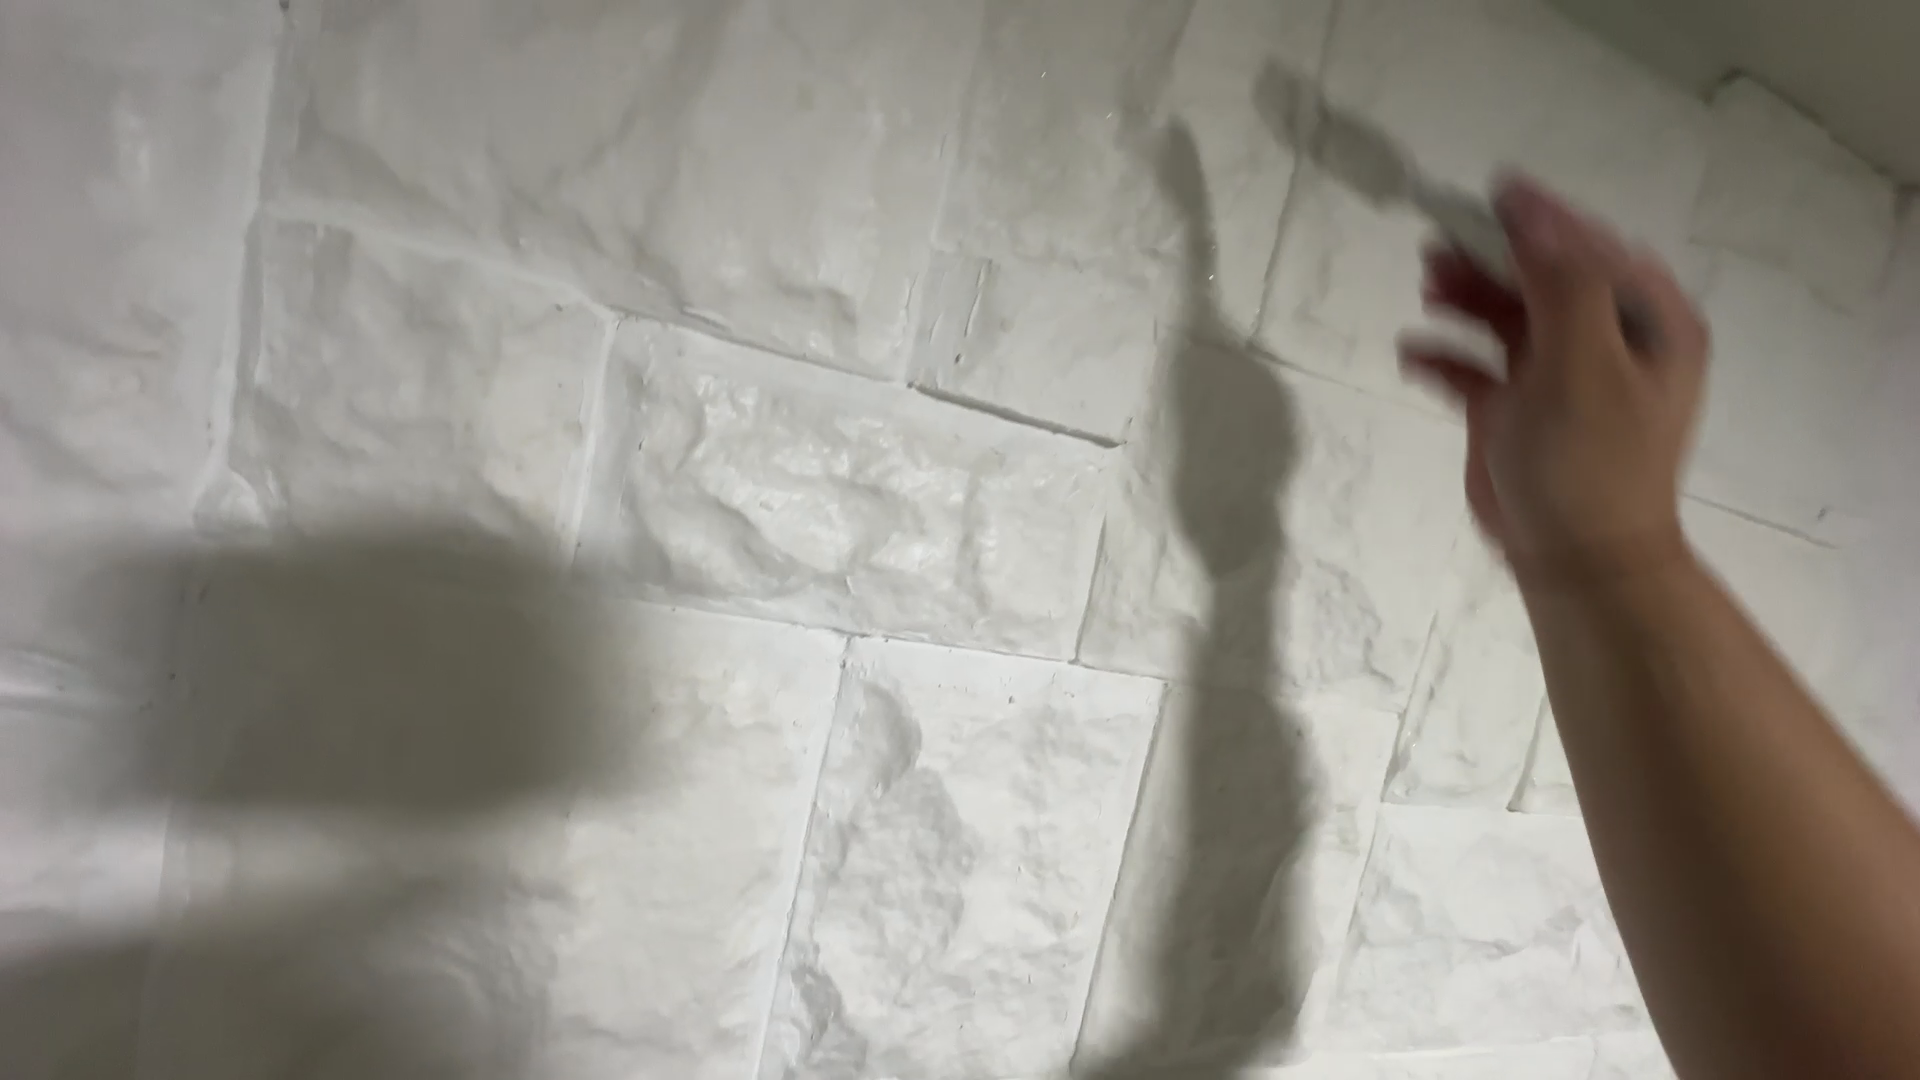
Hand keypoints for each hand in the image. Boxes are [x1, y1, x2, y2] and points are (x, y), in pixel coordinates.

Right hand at [1400, 177, 1709, 574]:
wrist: (1571, 552)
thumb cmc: (1588, 459)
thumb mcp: (1584, 365)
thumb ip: (1563, 286)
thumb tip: (1532, 217)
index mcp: (1640, 322)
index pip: (1590, 250)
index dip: (1541, 220)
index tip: (1488, 194)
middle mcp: (1599, 339)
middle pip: (1538, 279)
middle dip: (1489, 260)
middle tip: (1435, 247)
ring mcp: (1551, 375)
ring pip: (1501, 318)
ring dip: (1462, 301)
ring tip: (1424, 291)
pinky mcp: (1507, 407)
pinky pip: (1471, 366)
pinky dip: (1442, 357)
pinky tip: (1414, 356)